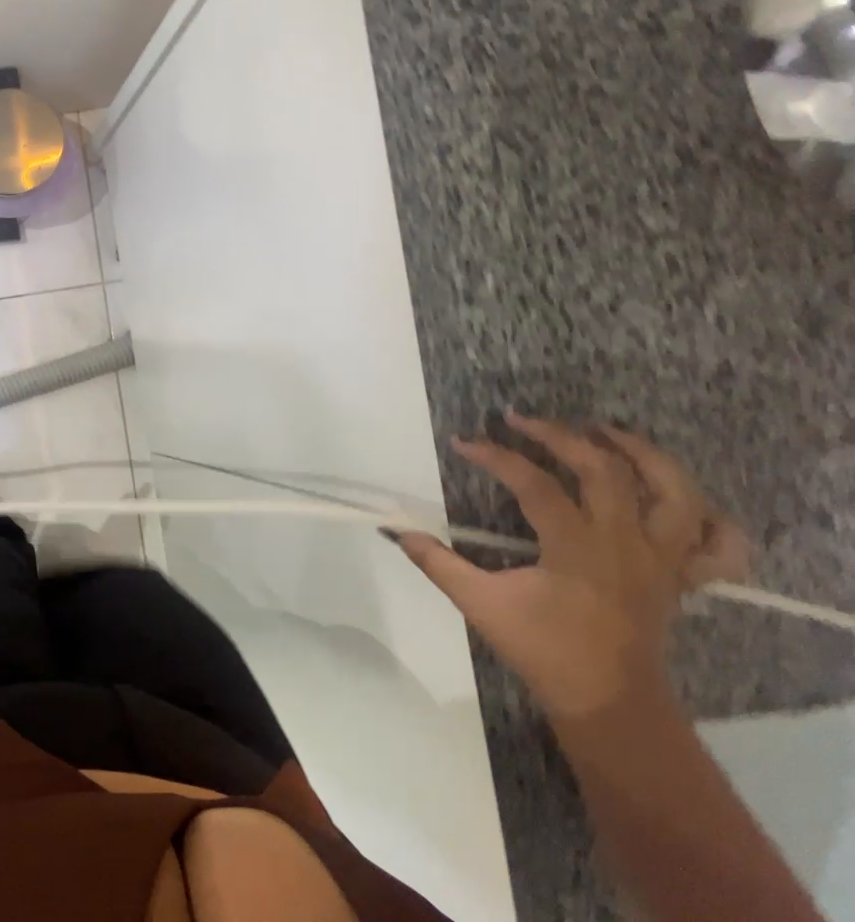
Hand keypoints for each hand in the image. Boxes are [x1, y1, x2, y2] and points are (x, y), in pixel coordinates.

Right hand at [390, 412, 750, 721]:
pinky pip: (718, 542)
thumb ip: (437, 562)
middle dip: (562, 436)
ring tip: (606, 432)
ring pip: (675, 490)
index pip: (535, 484)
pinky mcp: (682, 576)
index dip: (497, 457)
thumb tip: (398, 530)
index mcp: (577, 546)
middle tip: (522, 419)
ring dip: (642, 453)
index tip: (463, 442)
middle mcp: (628, 541)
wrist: (605, 697)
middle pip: (606, 469)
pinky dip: (710, 516)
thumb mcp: (479, 603)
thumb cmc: (541, 647)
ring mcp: (664, 557)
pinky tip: (682, 500)